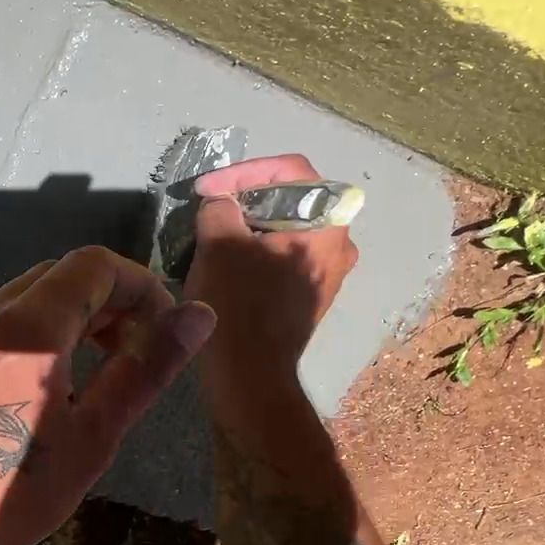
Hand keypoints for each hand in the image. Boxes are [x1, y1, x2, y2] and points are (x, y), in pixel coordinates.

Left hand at [0, 248, 215, 544]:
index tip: (157, 328)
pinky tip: (15, 397)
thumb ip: (145, 368)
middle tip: (122, 352)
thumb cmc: (13, 495)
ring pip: (8, 306)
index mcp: (25, 327)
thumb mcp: (93, 436)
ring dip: (54, 322)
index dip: (138, 285)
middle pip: (49, 279)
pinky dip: (10, 344)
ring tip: (74, 377)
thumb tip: (199, 315)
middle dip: (99, 302)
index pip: (92, 264)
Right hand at [186, 155, 359, 369]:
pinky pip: (281, 262)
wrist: (248, 372)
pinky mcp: (307, 299)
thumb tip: (219, 204)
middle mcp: (339, 246)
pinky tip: (226, 270)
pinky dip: (254, 256)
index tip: (205, 189)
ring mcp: (326, 275)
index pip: (291, 171)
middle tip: (209, 211)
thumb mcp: (218, 248)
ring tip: (212, 240)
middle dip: (246, 201)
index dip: (243, 172)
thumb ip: (218, 212)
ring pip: (285, 234)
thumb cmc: (237, 305)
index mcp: (328, 225)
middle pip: (291, 202)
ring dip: (248, 231)